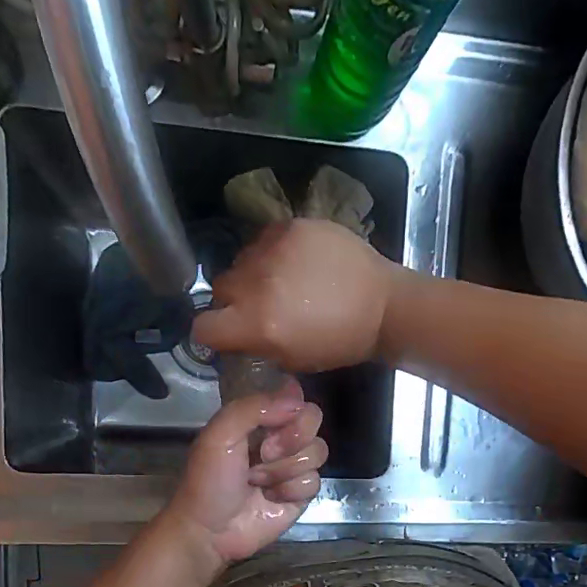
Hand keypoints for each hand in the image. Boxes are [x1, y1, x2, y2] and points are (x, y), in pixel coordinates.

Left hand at [156, 380, 327, 567]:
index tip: (276, 421)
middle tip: (264, 454)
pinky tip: (270, 498)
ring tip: (258, 481)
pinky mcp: (301, 493)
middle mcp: (280, 437)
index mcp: (260, 419)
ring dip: (284, 468)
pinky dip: (290, 490)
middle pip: (314, 420)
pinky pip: (314, 481)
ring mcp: (292, 465)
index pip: (295, 396)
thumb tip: (298, 401)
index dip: (292, 407)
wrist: (210, 530)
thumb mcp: (220, 433)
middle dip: (291, 438)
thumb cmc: (209, 479)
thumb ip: (254, 408)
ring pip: (317, 451)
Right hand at [192, 219, 411, 371]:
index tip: (225, 330)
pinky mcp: (292, 227)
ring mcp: (274, 250)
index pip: (203, 326)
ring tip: (283, 281)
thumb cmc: (340, 342)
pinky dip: (274, 251)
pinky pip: (264, 238)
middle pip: (220, 288)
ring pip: (241, 260)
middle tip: (260, 304)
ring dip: (253, 273)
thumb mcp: (292, 359)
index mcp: (257, 323)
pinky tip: (296, 262)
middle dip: (234, 299)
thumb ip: (255, 346)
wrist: (383, 306)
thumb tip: (233, 337)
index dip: (211, 332)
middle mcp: (257, 284)